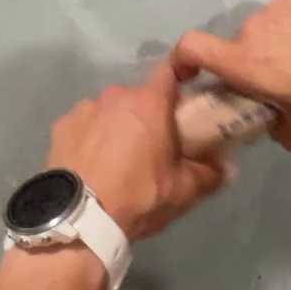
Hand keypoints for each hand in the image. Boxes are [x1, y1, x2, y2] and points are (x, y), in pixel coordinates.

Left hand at [48, 61, 235, 240]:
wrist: (80, 219)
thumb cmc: (138, 196)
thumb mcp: (182, 191)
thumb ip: (209, 174)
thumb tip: (229, 168)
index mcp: (150, 102)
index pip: (170, 70)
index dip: (180, 77)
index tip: (185, 95)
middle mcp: (116, 95)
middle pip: (139, 96)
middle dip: (147, 114)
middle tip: (152, 144)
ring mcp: (85, 108)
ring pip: (109, 110)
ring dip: (116, 125)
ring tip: (116, 158)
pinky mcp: (61, 126)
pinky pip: (83, 125)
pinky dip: (89, 137)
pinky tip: (90, 163)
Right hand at [171, 0, 290, 150]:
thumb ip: (283, 133)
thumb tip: (278, 126)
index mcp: (247, 60)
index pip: (192, 48)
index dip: (183, 60)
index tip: (192, 74)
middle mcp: (257, 27)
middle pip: (241, 47)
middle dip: (254, 65)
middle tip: (286, 84)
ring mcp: (284, 4)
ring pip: (270, 28)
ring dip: (281, 43)